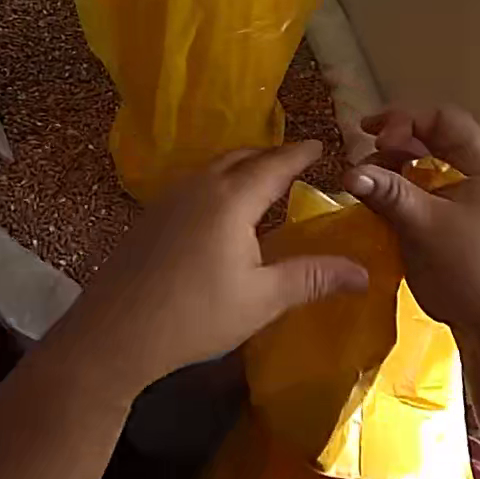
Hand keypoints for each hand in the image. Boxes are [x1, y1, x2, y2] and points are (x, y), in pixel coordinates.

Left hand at [67, 140, 368, 385]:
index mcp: (231, 199)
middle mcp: (200, 187)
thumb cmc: (196, 315)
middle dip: (271, 154)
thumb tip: (364, 273)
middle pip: (242, 157)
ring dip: (242, 166)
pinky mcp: (151, 216)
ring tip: (261, 179)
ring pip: (214, 167)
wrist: (115, 333)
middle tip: (295, 161)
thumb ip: (313, 278)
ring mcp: (170, 199)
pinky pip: (195, 182)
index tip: (319, 145)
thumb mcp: (263, 298)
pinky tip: (220, 208)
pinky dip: (219, 181)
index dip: (300, 153)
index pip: (275, 164)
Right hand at [342, 106, 479, 333]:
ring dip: (392, 170)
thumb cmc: (471, 269)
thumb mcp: (426, 225)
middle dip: (395, 143)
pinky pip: (420, 196)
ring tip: (365, 183)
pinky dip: (396, 194)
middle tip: (365, 158)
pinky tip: (375, 203)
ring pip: (423, 169)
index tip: (373, 136)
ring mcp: (463, 202)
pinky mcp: (449, 225)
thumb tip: (348, 171)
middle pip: (432, 140)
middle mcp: (475, 176)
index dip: (406, 120)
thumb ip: (388, 192)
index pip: (443, 120)